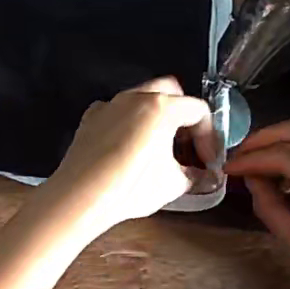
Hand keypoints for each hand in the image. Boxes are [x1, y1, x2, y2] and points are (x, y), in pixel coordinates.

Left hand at [38, 78, 213, 234]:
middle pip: (169, 92)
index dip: (208, 136)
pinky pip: (115, 112)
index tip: (207, 160)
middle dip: (181, 115)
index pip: (198, 111)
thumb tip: (206, 177)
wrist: (81, 197)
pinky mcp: (90, 118)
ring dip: (154, 117)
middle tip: (184, 143)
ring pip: (141, 99)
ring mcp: (109, 105)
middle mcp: (135, 97)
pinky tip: (127, 147)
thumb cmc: (131, 187)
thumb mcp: (173, 184)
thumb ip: (196, 176)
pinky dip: (127, 122)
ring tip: (157, 147)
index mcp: (162, 106)